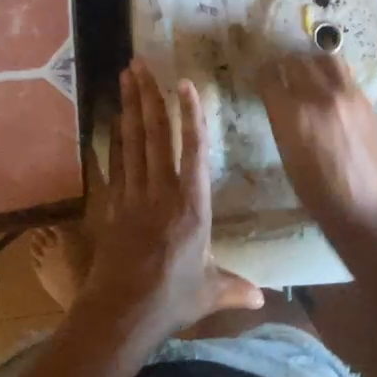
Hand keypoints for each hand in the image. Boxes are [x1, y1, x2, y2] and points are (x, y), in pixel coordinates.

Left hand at [79, 60, 262, 334]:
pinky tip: (113, 118)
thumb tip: (264, 300)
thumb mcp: (210, 291)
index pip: (193, 151)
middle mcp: (162, 191)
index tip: (186, 85)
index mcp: (192, 206)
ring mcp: (133, 195)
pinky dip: (114, 138)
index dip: (191, 116)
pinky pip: (115, 162)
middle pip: (155, 134)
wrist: (121, 314)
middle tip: (140, 63)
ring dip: (129, 106)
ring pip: (132, 141)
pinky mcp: (113, 204)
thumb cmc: (171, 299)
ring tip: (127, 75)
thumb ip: (235, 288)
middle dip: (149, 96)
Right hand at [257, 54, 376, 238]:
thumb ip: (280, 115)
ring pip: (324, 58)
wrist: (361, 205)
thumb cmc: (315, 189)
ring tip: (305, 69)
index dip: (262, 73)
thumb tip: (275, 92)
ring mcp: (347, 95)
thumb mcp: (286, 151)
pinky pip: (344, 74)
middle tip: (279, 70)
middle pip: (296, 61)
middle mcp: (321, 96)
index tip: (260, 74)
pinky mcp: (364, 100)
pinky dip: (330, 73)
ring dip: (310, 60)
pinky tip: (326, 85)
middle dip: (283, 63)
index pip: (270, 77)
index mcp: (294, 114)